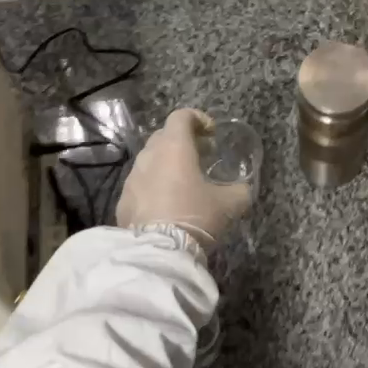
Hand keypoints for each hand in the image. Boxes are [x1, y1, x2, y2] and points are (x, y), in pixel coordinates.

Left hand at [116, 109, 252, 247]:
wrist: (160, 251)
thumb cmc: (196, 217)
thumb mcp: (229, 204)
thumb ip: (239, 191)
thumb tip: (243, 189)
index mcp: (174, 148)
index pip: (182, 116)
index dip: (198, 119)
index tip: (211, 133)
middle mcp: (148, 156)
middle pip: (163, 137)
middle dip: (181, 142)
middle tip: (199, 157)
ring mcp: (132, 179)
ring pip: (149, 162)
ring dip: (165, 166)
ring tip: (181, 184)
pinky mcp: (123, 201)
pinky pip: (140, 187)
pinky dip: (152, 189)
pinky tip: (164, 206)